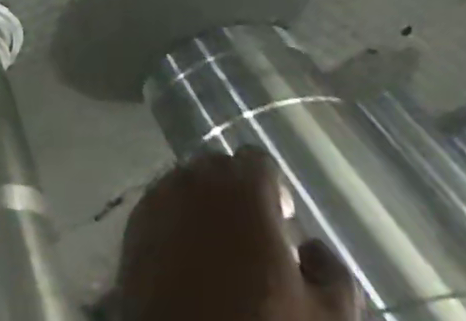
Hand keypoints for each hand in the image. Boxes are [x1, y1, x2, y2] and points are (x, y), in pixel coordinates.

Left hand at [119, 148, 360, 320]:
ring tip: (220, 250)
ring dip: (204, 205)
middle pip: (218, 168)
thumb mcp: (327, 318)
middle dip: (236, 192)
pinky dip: (176, 222)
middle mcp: (194, 180)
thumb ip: (332, 274)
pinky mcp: (132, 227)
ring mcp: (157, 200)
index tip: (282, 220)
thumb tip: (314, 248)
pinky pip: (161, 208)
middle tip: (253, 237)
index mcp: (242, 190)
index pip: (257, 160)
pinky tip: (189, 260)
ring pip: (186, 185)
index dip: (273, 187)